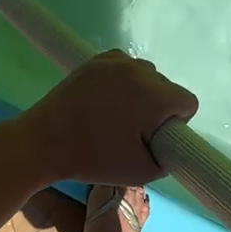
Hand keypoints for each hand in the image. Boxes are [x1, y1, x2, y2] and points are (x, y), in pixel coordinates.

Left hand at [16, 51, 197, 185]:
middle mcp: (137, 69)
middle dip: (156, 108)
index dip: (175, 124)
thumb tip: (172, 141)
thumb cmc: (93, 158)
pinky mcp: (94, 60)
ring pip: (145, 76)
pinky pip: (124, 67)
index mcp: (153, 94)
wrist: (43, 141)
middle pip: (166, 88)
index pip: (187, 102)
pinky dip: (122, 81)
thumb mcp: (142, 171)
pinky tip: (104, 100)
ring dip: (140, 94)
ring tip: (114, 117)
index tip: (151, 138)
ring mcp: (114, 61)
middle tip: (129, 131)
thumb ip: (169, 157)